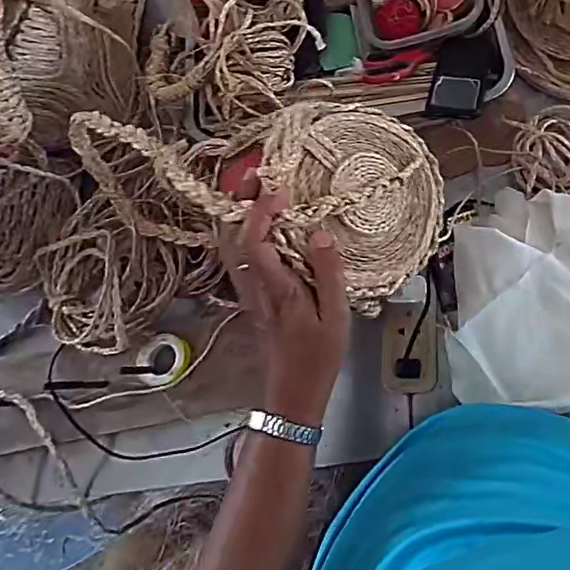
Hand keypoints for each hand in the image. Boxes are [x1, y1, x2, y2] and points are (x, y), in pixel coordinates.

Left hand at [217, 173, 349, 427]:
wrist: (292, 395)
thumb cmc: (318, 358)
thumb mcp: (335, 317)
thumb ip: (328, 274)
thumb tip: (319, 234)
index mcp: (277, 290)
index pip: (255, 243)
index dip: (260, 213)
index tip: (278, 190)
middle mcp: (256, 288)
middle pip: (235, 239)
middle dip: (241, 204)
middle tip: (256, 174)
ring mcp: (251, 293)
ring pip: (234, 248)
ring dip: (240, 216)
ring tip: (256, 190)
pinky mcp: (254, 298)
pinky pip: (242, 258)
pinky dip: (246, 233)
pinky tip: (262, 225)